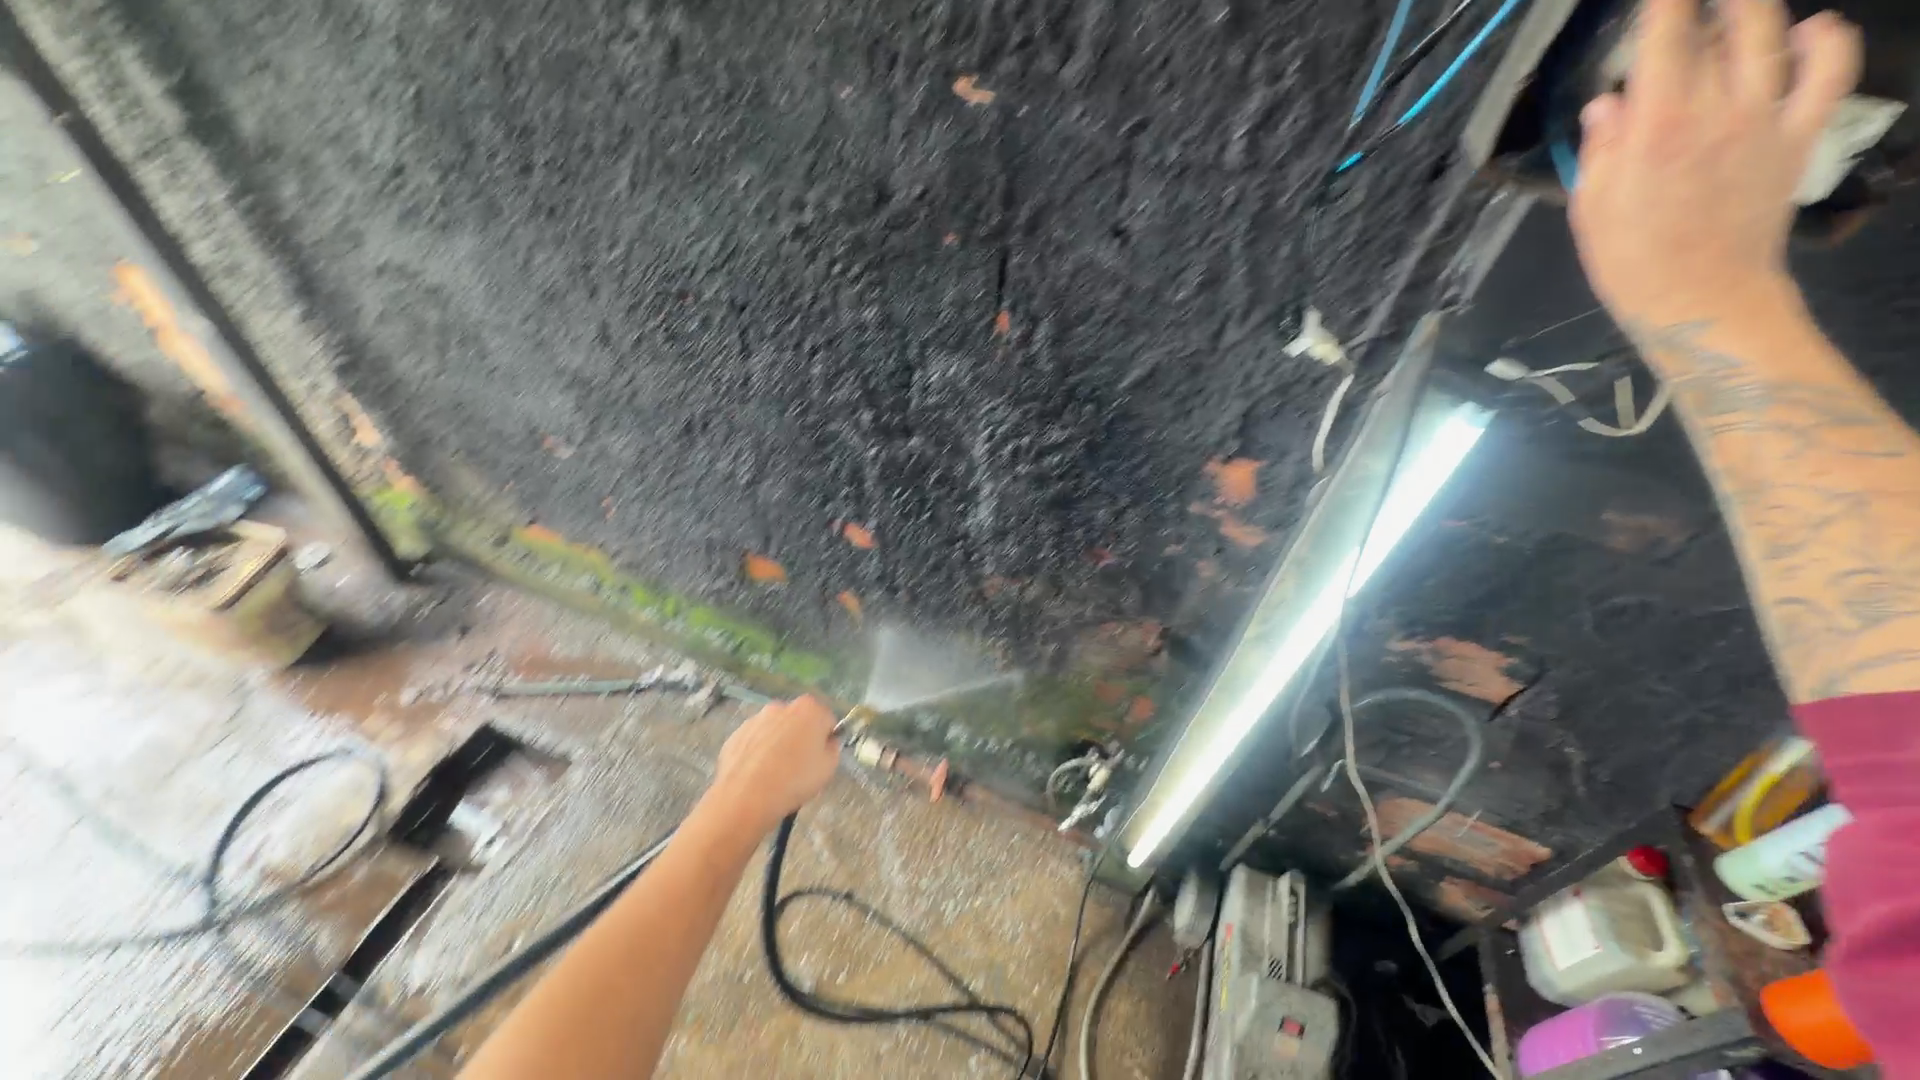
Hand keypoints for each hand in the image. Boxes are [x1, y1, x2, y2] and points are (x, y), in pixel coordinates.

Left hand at [708, 695, 840, 830]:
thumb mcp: (829, 767)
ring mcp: (755, 719)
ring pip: (774, 731)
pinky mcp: (736, 735)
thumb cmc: (795, 779)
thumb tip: (825, 743)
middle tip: (800, 766)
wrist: (747, 795)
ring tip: (776, 774)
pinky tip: (757, 775)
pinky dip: (757, 754)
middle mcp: (781, 707)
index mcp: (809, 709)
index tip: (821, 757)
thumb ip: (832, 748)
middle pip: (798, 722)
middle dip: (801, 739)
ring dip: (778, 745)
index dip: (826, 739)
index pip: (826, 720)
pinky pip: (754, 742)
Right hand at [1569, 0, 1860, 326]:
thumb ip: (1600, 148)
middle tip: (1691, 2)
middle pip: (1722, 28)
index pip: (1663, 39)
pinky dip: (1825, 39)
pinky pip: (1828, 70)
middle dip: (1707, 3)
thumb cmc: (1630, 258)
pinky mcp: (1799, 134)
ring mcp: (1766, 118)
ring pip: (1771, 36)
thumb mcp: (1591, 207)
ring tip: (1735, 5)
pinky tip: (1811, 28)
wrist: (1699, 296)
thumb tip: (1608, 105)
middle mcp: (1717, 108)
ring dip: (1753, 10)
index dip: (1662, 5)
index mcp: (1656, 126)